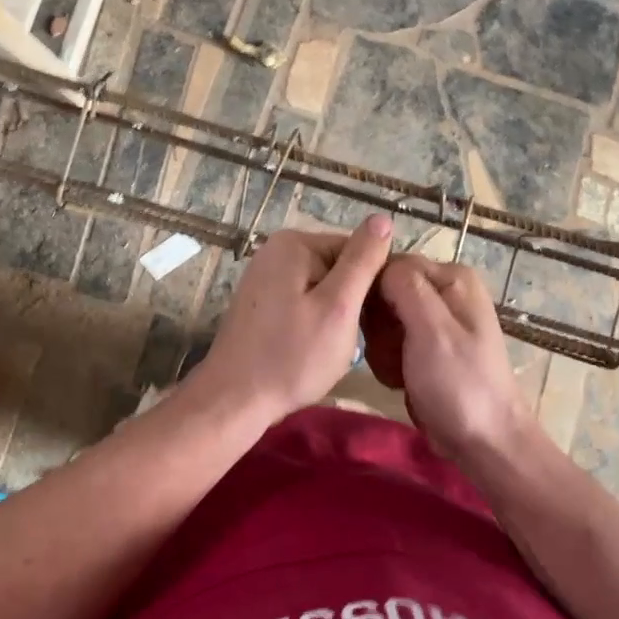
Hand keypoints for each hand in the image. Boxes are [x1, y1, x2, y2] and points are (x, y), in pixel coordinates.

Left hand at [191, 216, 392, 421]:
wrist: (235, 400)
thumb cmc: (292, 356)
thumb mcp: (338, 307)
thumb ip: (362, 261)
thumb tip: (383, 218)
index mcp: (295, 243)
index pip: (357, 249)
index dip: (374, 282)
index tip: (379, 317)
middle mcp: (276, 250)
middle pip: (338, 266)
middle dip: (353, 299)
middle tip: (356, 336)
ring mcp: (266, 275)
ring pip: (323, 287)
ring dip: (336, 313)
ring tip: (336, 345)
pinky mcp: (262, 301)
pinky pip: (304, 300)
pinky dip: (316, 320)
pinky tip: (315, 347)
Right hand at [378, 255, 531, 459]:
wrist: (484, 443)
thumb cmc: (460, 384)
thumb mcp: (432, 330)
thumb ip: (405, 287)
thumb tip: (380, 262)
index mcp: (453, 277)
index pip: (391, 265)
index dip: (375, 295)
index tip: (374, 327)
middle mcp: (446, 290)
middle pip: (386, 292)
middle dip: (380, 325)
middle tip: (389, 355)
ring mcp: (438, 319)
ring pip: (385, 318)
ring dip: (382, 346)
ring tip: (396, 371)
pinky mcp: (428, 345)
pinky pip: (392, 339)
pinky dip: (389, 359)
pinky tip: (399, 378)